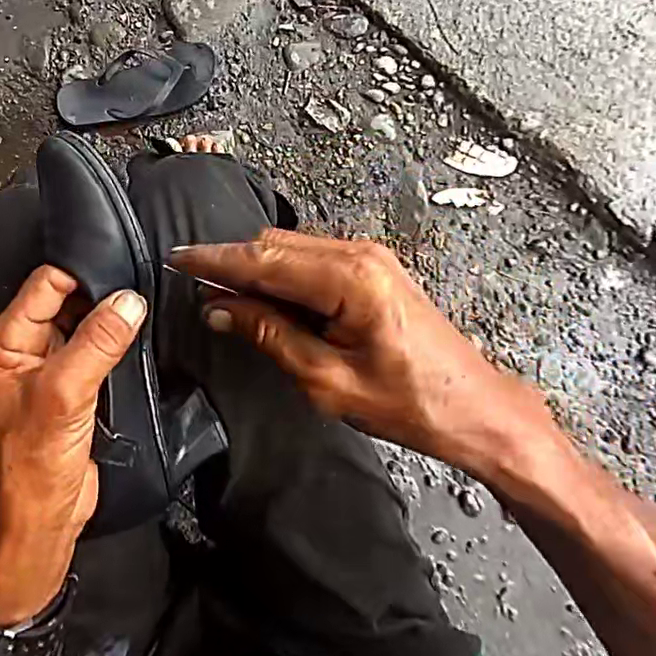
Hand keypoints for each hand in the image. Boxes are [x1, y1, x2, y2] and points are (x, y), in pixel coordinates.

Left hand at [0, 265, 145, 625]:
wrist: (38, 522)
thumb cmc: (26, 471)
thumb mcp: (64, 397)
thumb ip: (96, 344)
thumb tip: (126, 303)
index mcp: (6, 344)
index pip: (43, 285)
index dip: (79, 273)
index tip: (116, 271)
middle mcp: (25, 353)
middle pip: (65, 302)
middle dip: (98, 294)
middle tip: (132, 296)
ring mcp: (50, 371)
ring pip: (83, 326)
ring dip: (108, 320)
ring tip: (136, 316)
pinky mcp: (73, 391)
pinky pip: (95, 353)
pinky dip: (114, 345)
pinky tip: (132, 343)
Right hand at [170, 229, 556, 480]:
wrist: (477, 409)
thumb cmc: (413, 403)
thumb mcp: (326, 380)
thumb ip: (269, 336)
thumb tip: (222, 310)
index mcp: (350, 280)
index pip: (262, 261)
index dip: (214, 261)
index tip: (178, 260)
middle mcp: (361, 256)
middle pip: (273, 245)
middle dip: (230, 263)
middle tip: (195, 287)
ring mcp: (369, 259)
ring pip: (289, 249)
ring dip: (253, 270)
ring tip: (223, 298)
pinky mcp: (372, 271)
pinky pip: (310, 260)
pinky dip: (279, 275)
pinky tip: (263, 299)